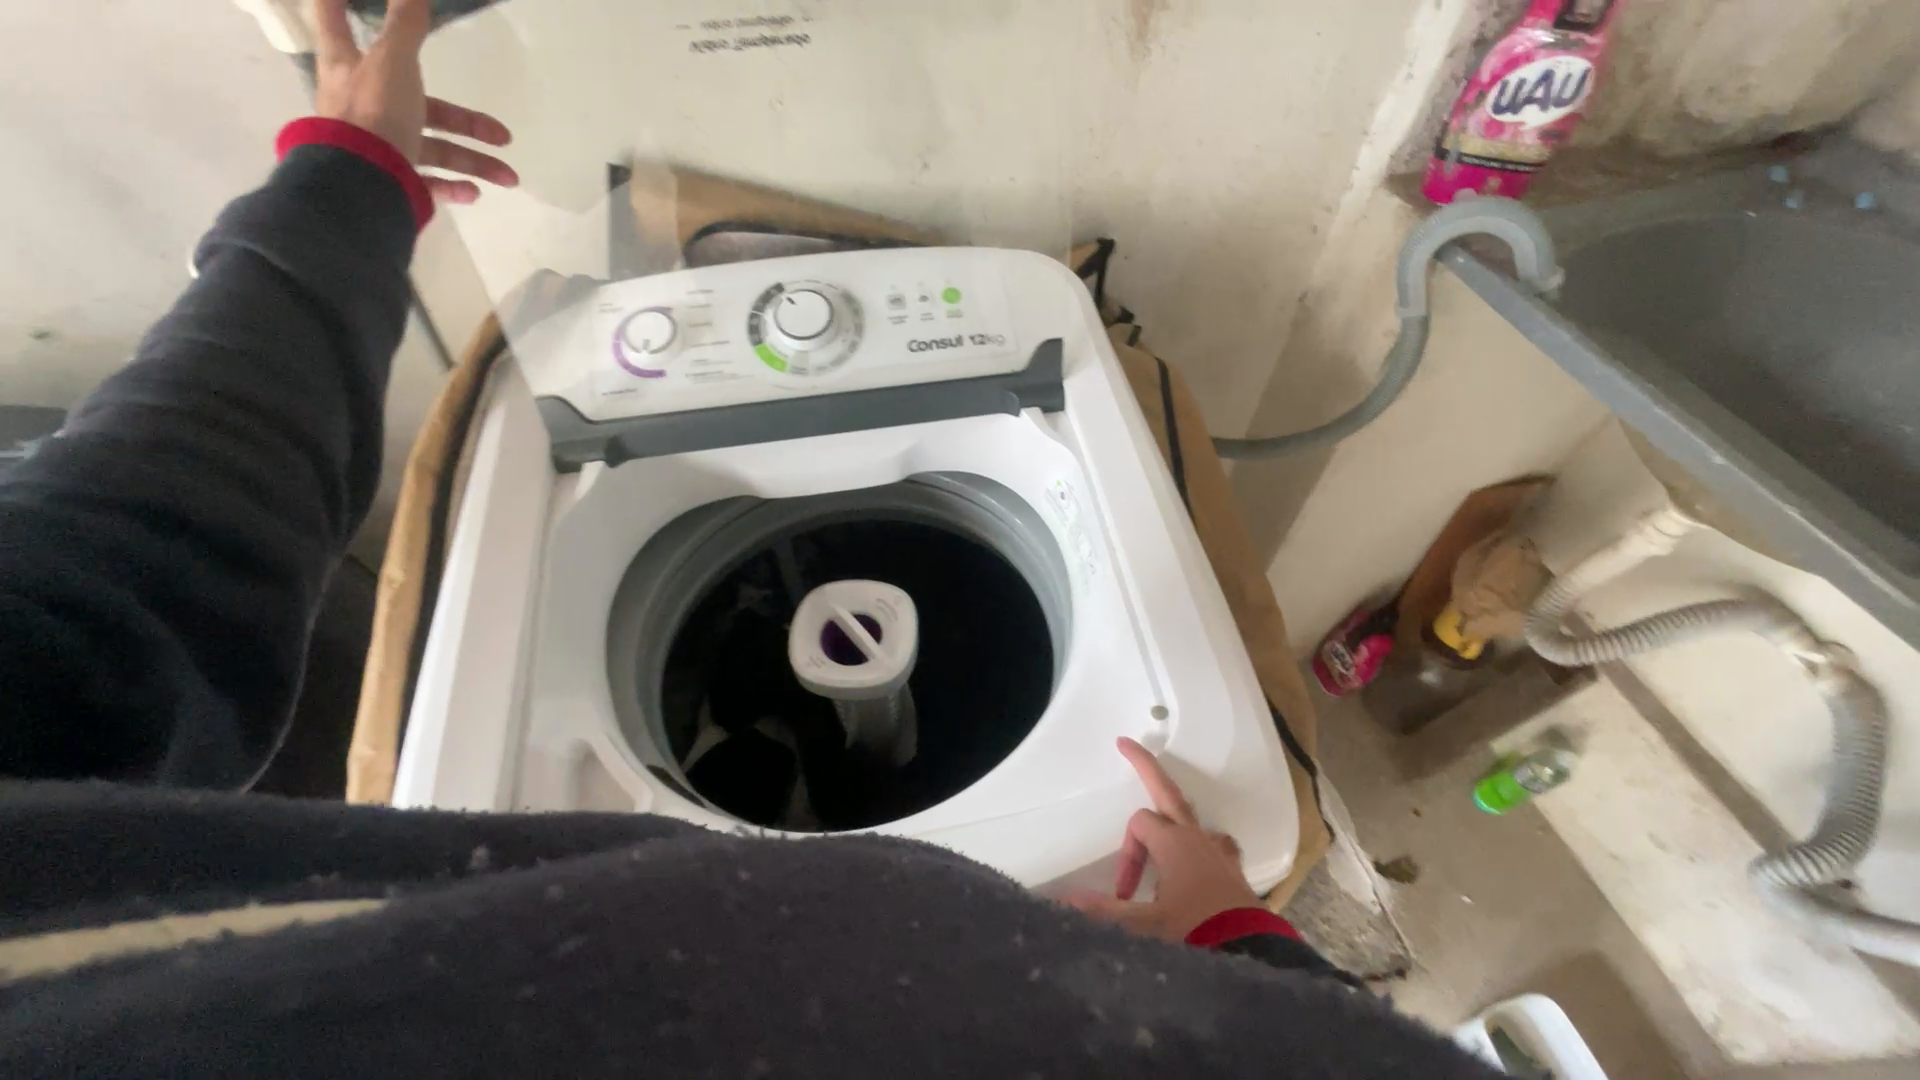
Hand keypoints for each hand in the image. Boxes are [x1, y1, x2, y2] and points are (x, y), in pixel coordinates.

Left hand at [311, 0, 516, 202]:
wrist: (362, 180)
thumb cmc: (374, 111)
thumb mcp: (393, 60)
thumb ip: (406, 23)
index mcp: (350, 66)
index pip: (334, 19)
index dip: (337, 1)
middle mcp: (362, 103)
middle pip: (422, 106)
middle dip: (466, 121)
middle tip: (503, 135)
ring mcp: (379, 144)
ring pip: (435, 150)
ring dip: (475, 163)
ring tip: (508, 178)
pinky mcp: (392, 180)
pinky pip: (429, 182)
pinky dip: (454, 187)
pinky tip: (475, 192)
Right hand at [1063, 736, 1262, 941]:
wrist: (1250, 955)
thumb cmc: (1195, 930)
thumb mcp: (1146, 923)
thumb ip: (1104, 911)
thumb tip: (1064, 900)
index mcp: (1174, 842)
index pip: (1139, 825)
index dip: (1126, 853)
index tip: (1121, 892)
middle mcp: (1197, 838)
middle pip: (1167, 791)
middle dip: (1146, 766)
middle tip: (1127, 745)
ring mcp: (1219, 851)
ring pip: (1191, 821)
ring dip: (1172, 822)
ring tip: (1160, 846)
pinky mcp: (1233, 870)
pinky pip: (1211, 845)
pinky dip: (1196, 847)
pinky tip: (1193, 869)